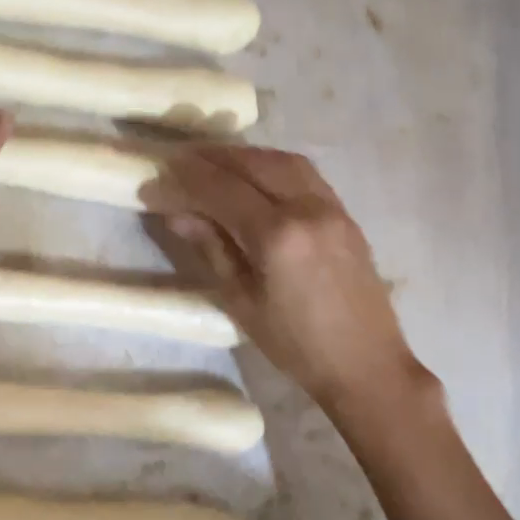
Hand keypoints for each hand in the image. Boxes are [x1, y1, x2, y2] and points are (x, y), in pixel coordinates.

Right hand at [147, 144, 430, 410]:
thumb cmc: (295, 345)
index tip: (154, 182)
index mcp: (278, 236)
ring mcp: (332, 207)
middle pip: (254, 164)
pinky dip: (272, 165)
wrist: (365, 363)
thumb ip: (212, 248)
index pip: (222, 190)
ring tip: (213, 163)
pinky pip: (304, 174)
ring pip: (282, 161)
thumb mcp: (242, 302)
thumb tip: (177, 214)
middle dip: (212, 158)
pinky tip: (254, 176)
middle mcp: (307, 208)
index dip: (184, 182)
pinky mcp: (345, 214)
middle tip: (178, 162)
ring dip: (244, 156)